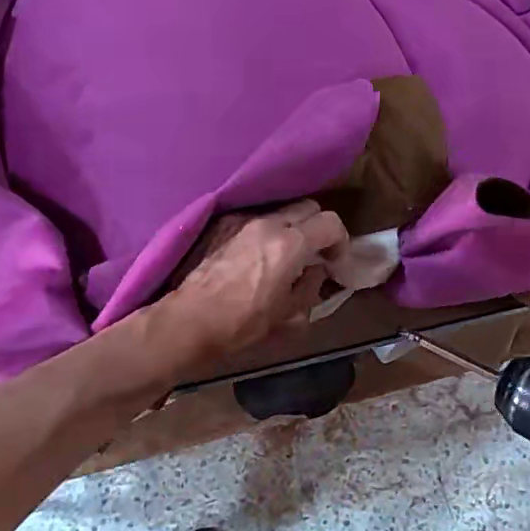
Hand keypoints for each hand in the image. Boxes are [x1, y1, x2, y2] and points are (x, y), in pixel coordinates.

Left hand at [160, 201, 348, 360]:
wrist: (189, 321)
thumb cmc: (242, 322)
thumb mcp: (289, 313)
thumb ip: (311, 286)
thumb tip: (316, 272)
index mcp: (290, 244)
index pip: (330, 223)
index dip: (340, 241)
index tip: (335, 261)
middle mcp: (269, 224)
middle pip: (309, 207)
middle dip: (319, 227)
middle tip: (316, 252)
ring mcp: (243, 221)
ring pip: (282, 211)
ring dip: (293, 227)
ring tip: (288, 253)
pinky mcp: (222, 226)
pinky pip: (256, 219)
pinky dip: (267, 231)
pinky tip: (259, 255)